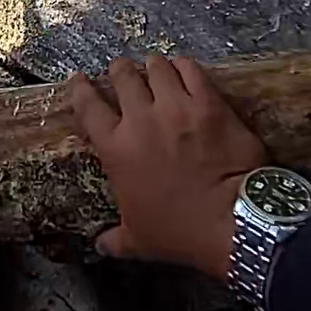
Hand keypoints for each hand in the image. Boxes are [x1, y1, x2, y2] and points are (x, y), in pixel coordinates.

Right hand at [69, 55, 266, 278]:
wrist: (232, 221)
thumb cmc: (179, 232)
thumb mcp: (138, 240)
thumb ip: (114, 238)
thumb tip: (99, 245)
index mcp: (116, 147)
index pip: (88, 106)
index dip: (80, 88)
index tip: (78, 79)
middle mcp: (140, 118)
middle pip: (123, 76)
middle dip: (119, 70)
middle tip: (122, 71)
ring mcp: (176, 106)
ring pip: (156, 67)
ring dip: (152, 66)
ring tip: (154, 67)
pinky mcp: (208, 101)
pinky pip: (191, 70)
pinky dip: (184, 66)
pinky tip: (183, 69)